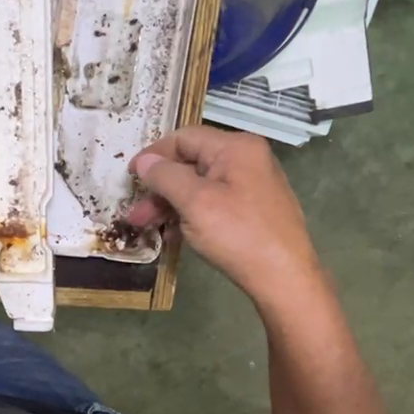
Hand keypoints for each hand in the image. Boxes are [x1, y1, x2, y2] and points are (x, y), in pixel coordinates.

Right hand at [125, 125, 324, 309]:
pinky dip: (189, 213)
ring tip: (146, 226)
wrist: (283, 276)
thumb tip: (143, 161)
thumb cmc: (238, 234)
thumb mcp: (194, 202)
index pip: (184, 138)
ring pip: (199, 185)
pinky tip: (173, 233)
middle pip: (190, 162)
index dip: (153, 155)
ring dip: (169, 203)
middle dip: (159, 186)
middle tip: (135, 212)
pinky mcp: (251, 207)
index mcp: (236, 148)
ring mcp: (250, 184)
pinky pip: (212, 201)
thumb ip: (165, 176)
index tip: (129, 177)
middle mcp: (246, 159)